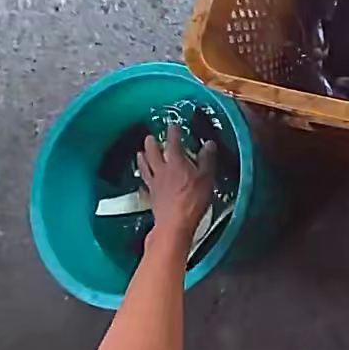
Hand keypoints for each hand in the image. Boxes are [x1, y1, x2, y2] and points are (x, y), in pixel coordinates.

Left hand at [138, 126, 216, 248]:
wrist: (174, 224)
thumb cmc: (193, 201)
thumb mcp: (206, 178)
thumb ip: (207, 160)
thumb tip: (209, 144)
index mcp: (176, 163)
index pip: (173, 143)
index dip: (173, 133)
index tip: (172, 125)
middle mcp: (162, 171)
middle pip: (153, 154)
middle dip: (152, 144)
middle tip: (150, 137)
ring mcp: (155, 184)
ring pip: (146, 167)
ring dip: (142, 159)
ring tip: (140, 153)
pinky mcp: (152, 197)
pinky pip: (145, 185)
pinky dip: (144, 180)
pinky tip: (143, 182)